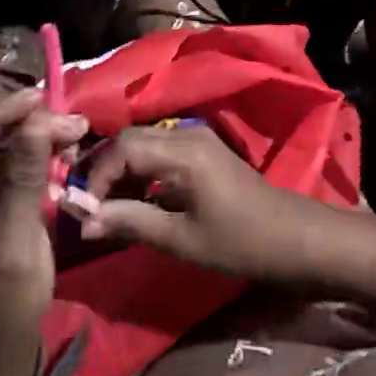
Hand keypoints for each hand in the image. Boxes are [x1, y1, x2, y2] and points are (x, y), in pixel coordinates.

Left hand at [0, 87, 87, 375]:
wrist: (2, 352)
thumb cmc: (7, 304)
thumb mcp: (19, 242)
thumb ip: (24, 179)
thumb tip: (35, 121)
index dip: (1, 114)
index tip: (40, 96)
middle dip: (29, 126)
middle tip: (73, 122)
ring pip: (4, 153)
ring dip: (38, 139)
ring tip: (76, 131)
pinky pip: (14, 170)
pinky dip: (40, 158)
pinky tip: (65, 153)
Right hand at [76, 123, 317, 278]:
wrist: (291, 236)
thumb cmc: (239, 242)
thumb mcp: (181, 239)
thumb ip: (131, 222)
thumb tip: (85, 222)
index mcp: (182, 151)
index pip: (123, 148)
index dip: (97, 175)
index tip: (84, 208)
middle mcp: (185, 133)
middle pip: (129, 138)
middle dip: (103, 168)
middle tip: (86, 203)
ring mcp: (195, 136)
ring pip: (142, 141)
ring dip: (120, 168)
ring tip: (105, 203)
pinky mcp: (200, 147)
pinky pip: (158, 148)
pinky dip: (139, 168)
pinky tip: (134, 196)